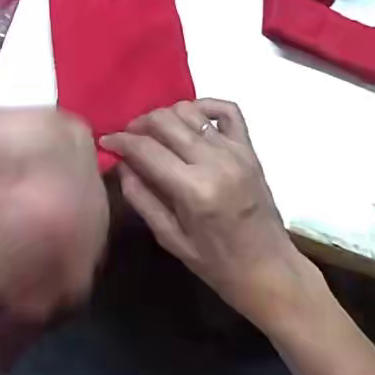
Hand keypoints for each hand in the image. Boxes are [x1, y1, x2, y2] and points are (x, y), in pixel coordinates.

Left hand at [0, 100, 107, 374]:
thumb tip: (59, 204)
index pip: (32, 138)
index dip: (74, 204)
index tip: (64, 288)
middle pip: (46, 135)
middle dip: (69, 217)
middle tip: (48, 295)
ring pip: (48, 150)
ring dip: (61, 223)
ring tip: (28, 290)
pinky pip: (32, 164)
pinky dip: (44, 219)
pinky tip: (17, 267)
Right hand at [102, 100, 324, 328]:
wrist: (268, 268)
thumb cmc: (217, 263)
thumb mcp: (171, 239)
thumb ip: (142, 198)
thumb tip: (121, 165)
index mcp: (193, 189)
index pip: (147, 149)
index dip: (121, 141)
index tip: (106, 141)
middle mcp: (215, 161)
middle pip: (166, 122)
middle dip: (139, 124)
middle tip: (127, 137)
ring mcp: (235, 150)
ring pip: (191, 112)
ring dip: (166, 115)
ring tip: (154, 131)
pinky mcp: (249, 148)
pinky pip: (227, 110)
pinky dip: (205, 106)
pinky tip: (190, 117)